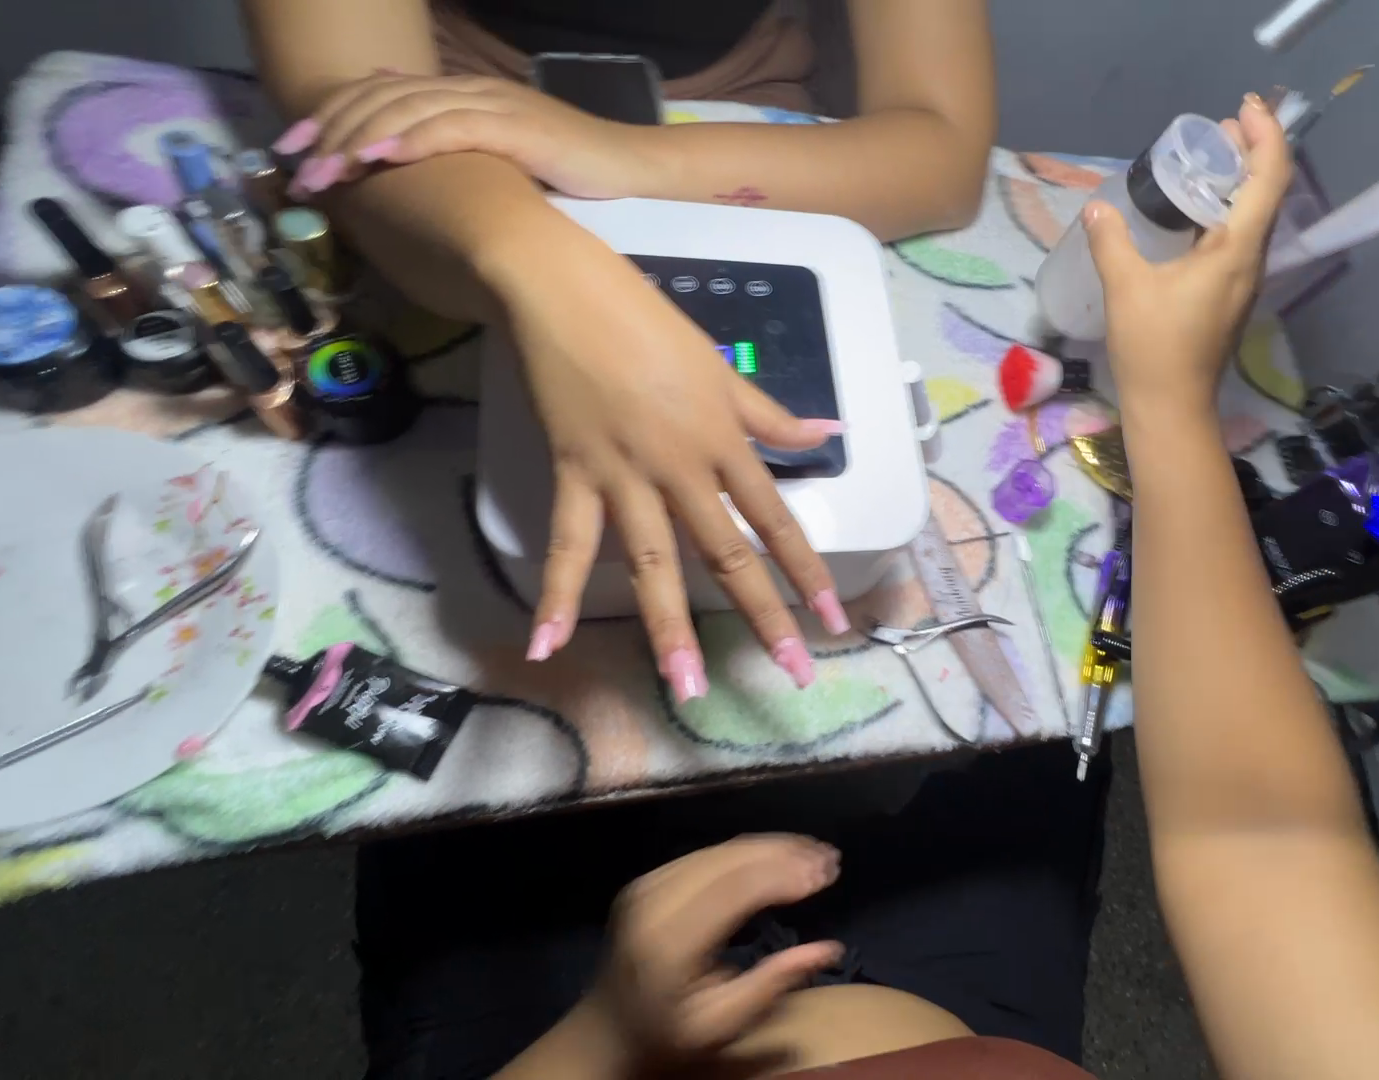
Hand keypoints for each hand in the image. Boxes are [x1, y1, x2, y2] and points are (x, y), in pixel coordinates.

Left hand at [272, 72, 662, 198]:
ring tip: (321, 172)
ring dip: (357, 141)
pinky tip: (376, 159)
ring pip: (406, 112)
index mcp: (465, 94)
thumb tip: (418, 150)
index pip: (385, 96)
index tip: (299, 150)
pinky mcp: (513, 127)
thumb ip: (465, 146)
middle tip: (293, 166)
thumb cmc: (574, 169)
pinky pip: (449, 129)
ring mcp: (491, 105)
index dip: (337, 119)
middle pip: (383, 99)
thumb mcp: (509, 154)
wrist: (628, 164)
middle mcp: (470, 89)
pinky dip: (409, 142)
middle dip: (331, 130)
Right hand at [499, 234, 850, 698]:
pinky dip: (554, 594)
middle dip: (763, 615)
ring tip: (688, 687)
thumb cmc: (652, 326)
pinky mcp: (574, 475)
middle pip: (728, 553)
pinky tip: (545, 648)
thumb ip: (772, 416)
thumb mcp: (723, 369)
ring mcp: (626, 478)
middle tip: (792, 672)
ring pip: (653, 563)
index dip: (808, 573)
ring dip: (670, 628)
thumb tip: (827, 437)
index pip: (777, 520)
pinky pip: (567, 542)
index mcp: (725, 443)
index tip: (833, 622)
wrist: (567, 291)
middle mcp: (683, 470)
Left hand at [587, 835, 843, 1065]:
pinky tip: (779, 854)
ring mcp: (648, 883)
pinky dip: (749, 850)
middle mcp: (654, 901)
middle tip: (830, 859)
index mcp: (668, 942)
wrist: (604, 1030)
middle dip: (785, 853)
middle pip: (730, 859)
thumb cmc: (667, 1035)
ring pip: (721, 849)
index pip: (735, 889)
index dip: (783, 874)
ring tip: (815, 853)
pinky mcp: (650, 877)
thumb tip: (829, 948)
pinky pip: (709, 852)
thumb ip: (772, 986)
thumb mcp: (721, 1026)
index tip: (826, 875)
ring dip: (772, 846)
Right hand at [1085, 93, 1293, 414]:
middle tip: (1219, 130)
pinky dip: (1224, 214)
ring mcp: (1243, 282)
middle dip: (1250, 153)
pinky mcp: (1229, 298)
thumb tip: (1097, 208)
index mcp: (1235, 250)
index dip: (1264, 135)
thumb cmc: (1153, 348)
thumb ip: (1112, 243)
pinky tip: (1194, 217)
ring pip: (1254, 217)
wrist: (1171, 407)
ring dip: (1238, 184)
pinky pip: (1238, 241)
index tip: (1243, 108)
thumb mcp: (1126, 289)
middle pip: (1267, 192)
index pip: (1269, 176)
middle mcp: (1251, 261)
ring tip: (1207, 164)